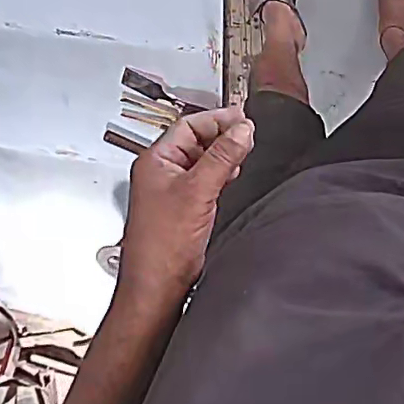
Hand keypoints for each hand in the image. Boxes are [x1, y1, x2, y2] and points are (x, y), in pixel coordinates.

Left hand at [118, 106, 254, 305]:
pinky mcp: (183, 207)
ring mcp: (172, 190)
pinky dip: (220, 173)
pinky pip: (204, 179)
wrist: (157, 285)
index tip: (242, 118)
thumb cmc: (161, 246)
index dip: (216, 119)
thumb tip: (242, 130)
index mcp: (155, 160)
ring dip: (223, 155)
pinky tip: (232, 176)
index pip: (188, 125)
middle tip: (247, 133)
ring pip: (201, 160)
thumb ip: (222, 157)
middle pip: (195, 140)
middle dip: (222, 135)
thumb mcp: (198, 191)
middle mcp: (161, 172)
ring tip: (244, 152)